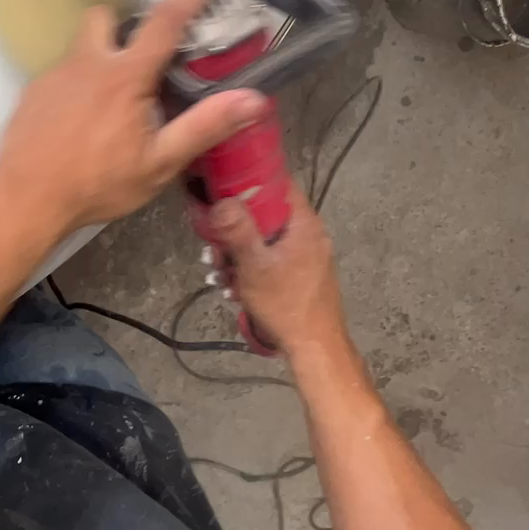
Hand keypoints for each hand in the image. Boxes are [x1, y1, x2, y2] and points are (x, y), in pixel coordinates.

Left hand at [0, 0, 266, 235]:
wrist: (26, 198)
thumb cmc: (96, 183)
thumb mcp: (158, 163)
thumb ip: (203, 127)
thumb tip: (253, 100)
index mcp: (124, 77)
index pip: (163, 23)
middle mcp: (86, 64)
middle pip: (103, 16)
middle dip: (122, 21)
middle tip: (140, 53)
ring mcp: (53, 77)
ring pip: (79, 47)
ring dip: (99, 57)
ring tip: (111, 98)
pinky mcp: (32, 94)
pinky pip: (60, 75)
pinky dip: (76, 86)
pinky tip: (80, 121)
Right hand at [208, 180, 349, 358]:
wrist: (313, 346)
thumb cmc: (285, 303)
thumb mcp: (254, 266)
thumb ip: (237, 230)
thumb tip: (220, 200)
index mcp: (303, 223)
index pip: (276, 183)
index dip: (246, 183)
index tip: (219, 192)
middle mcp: (308, 233)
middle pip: (264, 215)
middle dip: (233, 231)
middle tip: (214, 252)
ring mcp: (305, 254)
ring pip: (263, 239)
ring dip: (236, 254)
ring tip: (220, 276)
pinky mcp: (300, 273)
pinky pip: (269, 258)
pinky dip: (249, 268)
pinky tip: (233, 288)